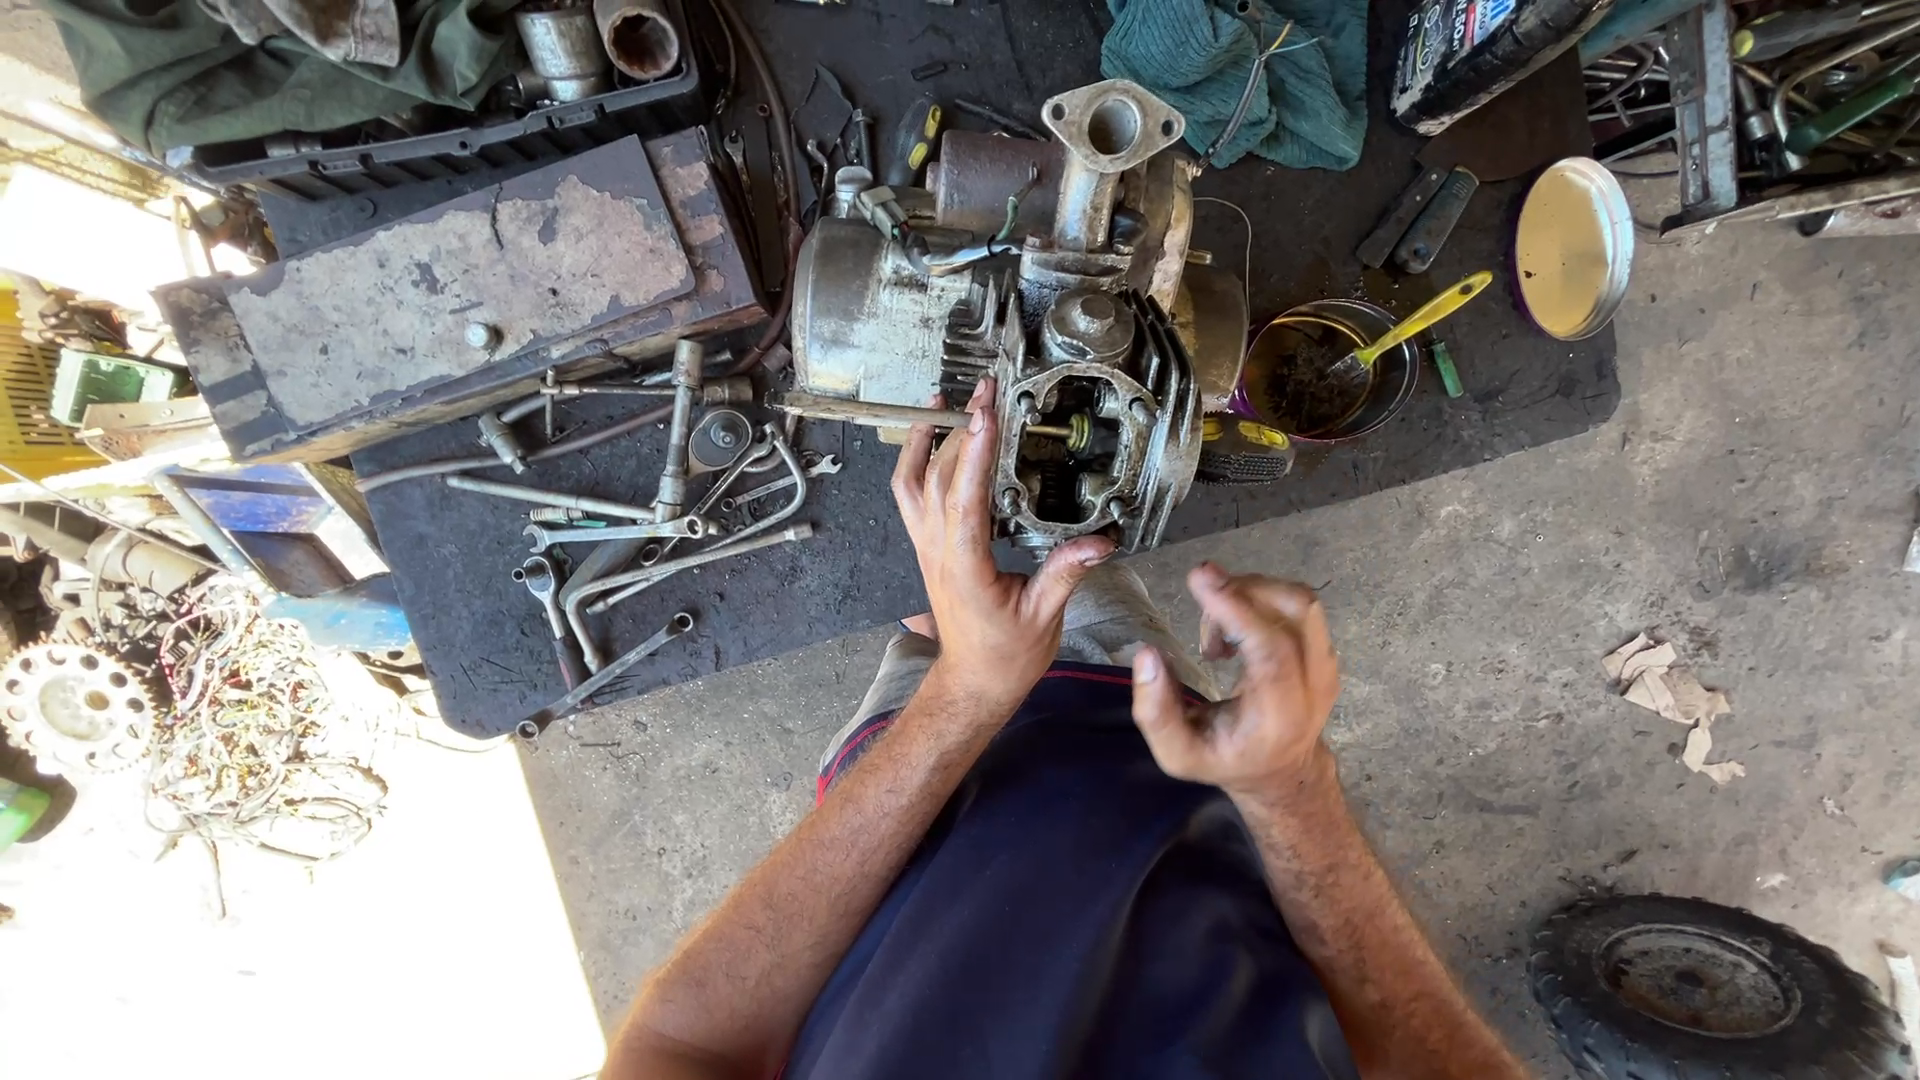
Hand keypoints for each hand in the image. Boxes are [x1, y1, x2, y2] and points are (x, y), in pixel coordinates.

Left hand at [892, 377, 1114, 714]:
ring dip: (925, 438)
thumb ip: (1066, 574)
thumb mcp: (1043, 616)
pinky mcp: (926, 545)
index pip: (966, 499)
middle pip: (939, 478)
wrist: (973, 679)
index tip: (985, 414)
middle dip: (961, 431)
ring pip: (912, 482)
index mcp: (965, 566)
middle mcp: (937, 550)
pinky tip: (927, 438)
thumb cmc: (1006, 655)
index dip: (975, 454)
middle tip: (985, 393)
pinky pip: (909, 496)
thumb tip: (1099, 542)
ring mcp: (926, 546)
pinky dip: (913, 461)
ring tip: (944, 401)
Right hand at [1130, 563, 1338, 796]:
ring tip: (1217, 635)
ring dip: (1247, 597)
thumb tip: (1147, 654)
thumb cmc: (1226, 759)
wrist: (1280, 772)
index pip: (1271, 648)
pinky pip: (1297, 604)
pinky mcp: (1324, 649)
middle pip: (1290, 610)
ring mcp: (1326, 664)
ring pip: (1297, 599)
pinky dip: (1260, 600)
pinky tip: (1235, 631)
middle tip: (1203, 630)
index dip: (1236, 609)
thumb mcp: (1177, 754)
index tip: (1199, 577)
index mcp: (1280, 714)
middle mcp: (1315, 684)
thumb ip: (1155, 712)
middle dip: (1236, 596)